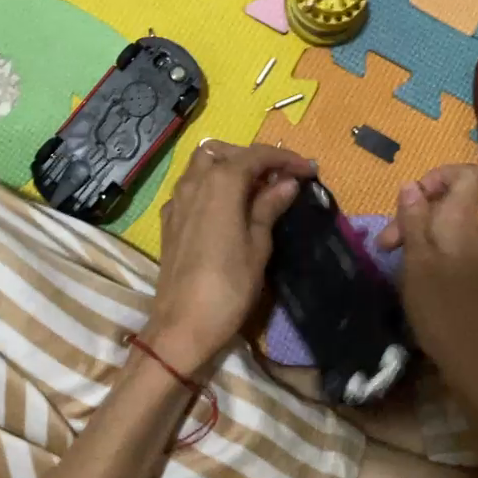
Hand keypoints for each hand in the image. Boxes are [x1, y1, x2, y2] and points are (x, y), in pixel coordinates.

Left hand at [142, 140, 313, 375]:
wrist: (181, 326)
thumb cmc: (228, 286)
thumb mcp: (258, 245)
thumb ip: (269, 207)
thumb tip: (287, 182)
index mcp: (221, 183)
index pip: (256, 155)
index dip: (285, 158)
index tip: (309, 170)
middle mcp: (194, 182)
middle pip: (224, 152)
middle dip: (253, 158)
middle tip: (280, 178)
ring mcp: (177, 200)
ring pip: (202, 164)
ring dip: (228, 166)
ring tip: (254, 188)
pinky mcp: (168, 220)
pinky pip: (190, 186)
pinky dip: (210, 185)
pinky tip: (224, 207)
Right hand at [378, 166, 477, 412]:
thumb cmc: (443, 312)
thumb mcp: (416, 264)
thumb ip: (413, 220)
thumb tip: (411, 183)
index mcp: (465, 224)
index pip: (467, 174)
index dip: (437, 177)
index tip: (411, 202)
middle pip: (451, 208)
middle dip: (415, 220)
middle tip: (386, 249)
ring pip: (455, 235)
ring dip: (426, 244)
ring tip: (403, 273)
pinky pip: (465, 257)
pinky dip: (443, 263)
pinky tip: (429, 291)